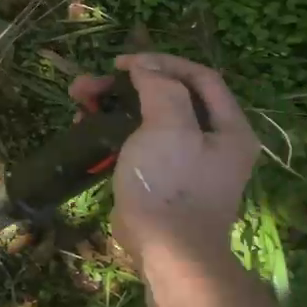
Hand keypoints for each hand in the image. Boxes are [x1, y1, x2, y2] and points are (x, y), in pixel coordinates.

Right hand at [70, 53, 259, 271]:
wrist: (166, 244)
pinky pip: (134, 133)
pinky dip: (110, 122)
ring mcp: (184, 155)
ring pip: (146, 112)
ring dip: (111, 100)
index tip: (120, 64)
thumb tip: (144, 67)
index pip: (200, 77)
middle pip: (169, 93)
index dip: (161, 62)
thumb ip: (162, 90)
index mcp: (228, 128)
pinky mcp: (158, 168)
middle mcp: (212, 138)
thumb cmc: (171, 183)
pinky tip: (86, 124)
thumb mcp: (170, 130)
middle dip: (126, 83)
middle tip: (88, 86)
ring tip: (78, 101)